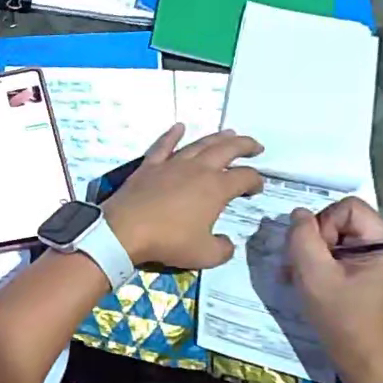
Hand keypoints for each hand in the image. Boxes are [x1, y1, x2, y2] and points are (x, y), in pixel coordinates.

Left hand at [102, 126, 263, 268]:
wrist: (125, 230)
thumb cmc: (168, 241)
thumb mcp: (204, 255)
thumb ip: (223, 249)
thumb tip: (227, 243)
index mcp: (216, 188)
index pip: (244, 177)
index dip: (255, 181)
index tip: (256, 189)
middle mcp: (198, 169)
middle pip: (227, 149)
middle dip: (245, 145)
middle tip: (256, 147)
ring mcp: (172, 164)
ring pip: (199, 144)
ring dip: (217, 137)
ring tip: (229, 133)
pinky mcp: (150, 166)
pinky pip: (163, 145)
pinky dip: (172, 134)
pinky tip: (179, 126)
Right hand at [286, 198, 382, 364]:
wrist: (361, 360)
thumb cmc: (341, 318)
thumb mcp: (314, 274)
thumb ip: (303, 237)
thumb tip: (298, 214)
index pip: (348, 208)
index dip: (323, 225)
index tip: (314, 255)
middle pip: (342, 221)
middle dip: (315, 241)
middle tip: (298, 267)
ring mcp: (381, 260)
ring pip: (337, 237)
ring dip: (313, 254)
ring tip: (297, 276)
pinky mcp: (370, 273)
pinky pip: (340, 253)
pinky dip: (321, 264)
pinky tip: (307, 281)